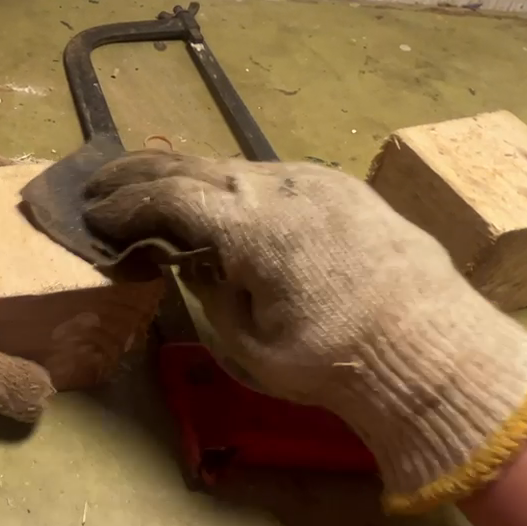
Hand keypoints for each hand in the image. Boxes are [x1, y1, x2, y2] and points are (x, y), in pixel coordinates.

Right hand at [83, 151, 526, 512]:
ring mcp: (308, 178)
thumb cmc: (333, 361)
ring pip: (228, 165)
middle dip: (135, 173)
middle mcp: (274, 185)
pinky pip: (266, 174)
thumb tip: (192, 256)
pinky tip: (218, 199)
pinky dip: (228, 183)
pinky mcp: (335, 183)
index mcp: (248, 226)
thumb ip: (209, 288)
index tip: (92, 214)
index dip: (122, 205)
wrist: (434, 351)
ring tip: (150, 188)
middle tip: (98, 182)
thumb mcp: (248, 341)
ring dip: (183, 175)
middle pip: (187, 164)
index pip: (165, 198)